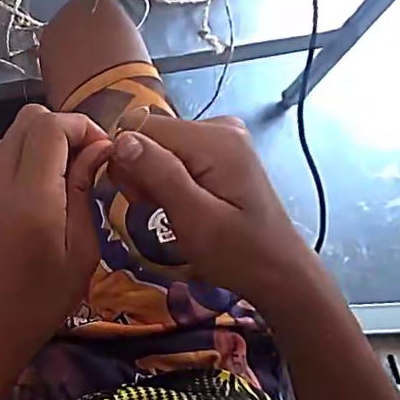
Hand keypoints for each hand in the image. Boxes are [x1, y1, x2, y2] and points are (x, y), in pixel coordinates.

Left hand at [0, 104, 111, 368]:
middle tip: (85, 158)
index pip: (50, 128)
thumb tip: (98, 148)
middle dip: (62, 128)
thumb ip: (85, 192)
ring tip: (58, 170)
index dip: (81, 127)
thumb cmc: (44, 299)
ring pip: (6, 133)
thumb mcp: (81, 251)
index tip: (101, 150)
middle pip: (27, 121)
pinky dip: (12, 153)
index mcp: (30, 198)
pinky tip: (29, 181)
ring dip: (36, 140)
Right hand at [107, 114, 318, 300]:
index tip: (139, 198)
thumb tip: (121, 140)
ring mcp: (219, 138)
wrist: (278, 271)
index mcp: (214, 138)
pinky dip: (163, 181)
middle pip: (147, 135)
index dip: (126, 161)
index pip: (139, 127)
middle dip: (138, 172)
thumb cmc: (238, 253)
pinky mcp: (217, 152)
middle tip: (154, 209)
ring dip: (149, 180)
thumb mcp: (195, 219)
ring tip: (169, 210)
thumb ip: (159, 175)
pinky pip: (170, 156)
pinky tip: (177, 204)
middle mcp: (218, 127)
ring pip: (155, 147)